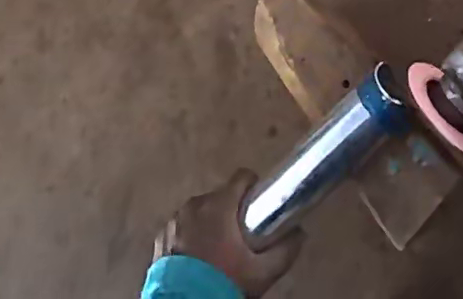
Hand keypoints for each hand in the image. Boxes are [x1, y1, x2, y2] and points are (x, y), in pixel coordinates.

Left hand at [152, 169, 303, 296]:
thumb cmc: (224, 285)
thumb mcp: (260, 274)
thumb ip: (284, 252)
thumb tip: (300, 233)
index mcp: (219, 204)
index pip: (242, 177)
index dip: (253, 187)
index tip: (258, 205)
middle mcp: (195, 203)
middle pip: (221, 196)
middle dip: (232, 212)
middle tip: (240, 239)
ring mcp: (175, 219)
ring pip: (200, 211)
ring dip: (210, 223)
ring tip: (218, 252)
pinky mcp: (162, 236)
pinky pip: (182, 226)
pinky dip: (191, 236)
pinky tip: (197, 260)